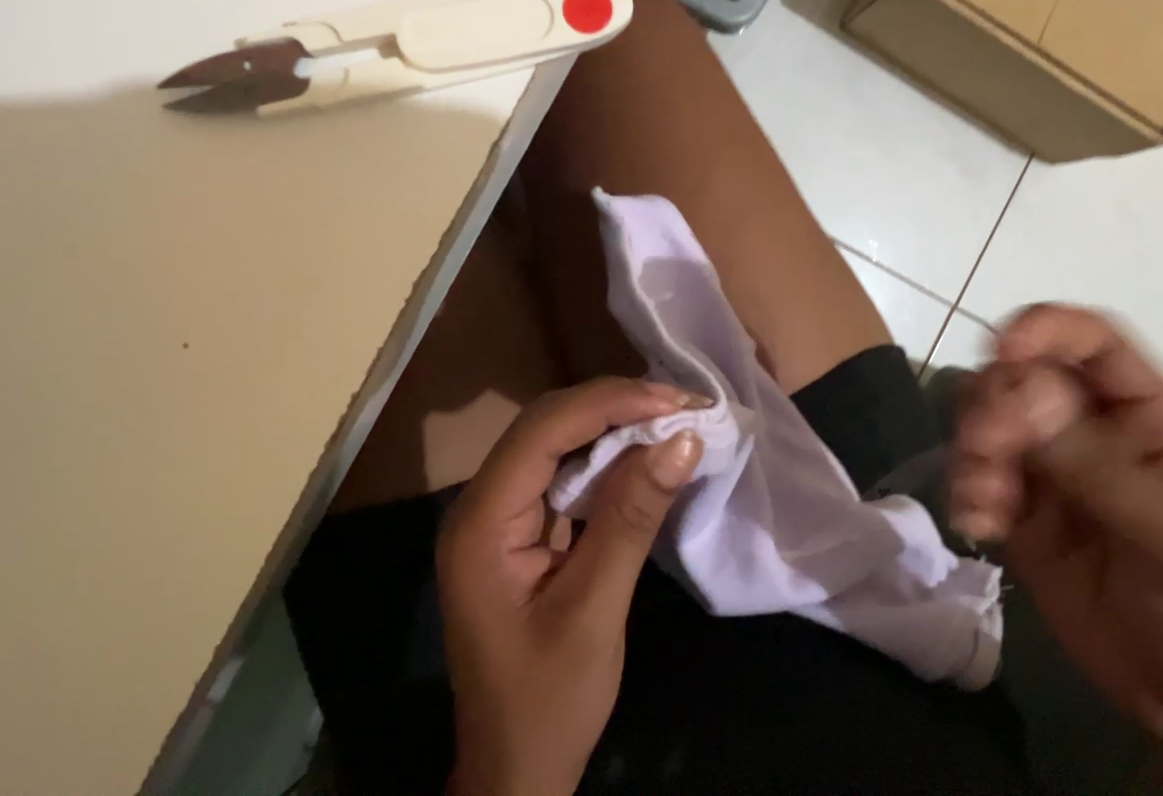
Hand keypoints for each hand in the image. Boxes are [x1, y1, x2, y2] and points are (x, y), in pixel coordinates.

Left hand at [437, 377, 704, 795]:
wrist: (515, 769)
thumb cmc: (549, 701)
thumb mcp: (594, 611)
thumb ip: (630, 519)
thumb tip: (680, 441)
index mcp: (481, 523)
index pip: (542, 432)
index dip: (609, 404)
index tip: (676, 402)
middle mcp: (479, 507)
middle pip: (543, 429)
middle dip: (613, 408)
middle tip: (683, 406)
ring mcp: (496, 520)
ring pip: (553, 446)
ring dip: (612, 428)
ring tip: (672, 420)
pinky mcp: (518, 535)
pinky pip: (560, 477)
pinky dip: (604, 462)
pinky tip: (641, 457)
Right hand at [950, 306, 1162, 794]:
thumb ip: (1106, 468)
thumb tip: (1024, 391)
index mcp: (1158, 424)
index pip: (1095, 345)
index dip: (1046, 331)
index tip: (1002, 352)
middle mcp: (1100, 438)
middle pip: (1024, 380)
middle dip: (993, 403)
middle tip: (987, 451)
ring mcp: (1058, 480)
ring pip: (989, 425)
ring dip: (971, 448)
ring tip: (983, 500)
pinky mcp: (1026, 524)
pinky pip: (977, 482)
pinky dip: (965, 491)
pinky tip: (976, 527)